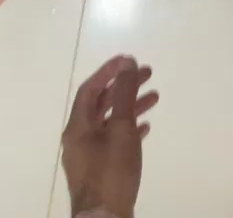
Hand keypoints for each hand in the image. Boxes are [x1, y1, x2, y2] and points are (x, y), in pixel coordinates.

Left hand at [61, 55, 157, 217]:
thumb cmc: (112, 171)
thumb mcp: (121, 128)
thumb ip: (124, 94)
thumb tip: (127, 63)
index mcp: (77, 127)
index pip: (90, 89)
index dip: (109, 71)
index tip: (130, 60)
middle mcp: (79, 138)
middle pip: (101, 103)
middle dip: (124, 86)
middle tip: (148, 73)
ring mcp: (88, 155)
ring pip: (110, 121)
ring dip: (131, 106)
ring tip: (155, 97)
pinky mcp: (99, 169)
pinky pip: (113, 139)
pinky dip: (129, 128)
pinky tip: (146, 127)